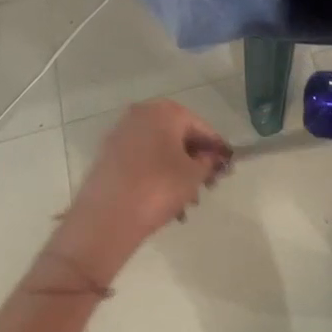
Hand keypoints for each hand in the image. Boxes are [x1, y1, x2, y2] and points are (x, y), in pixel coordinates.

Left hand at [66, 101, 231, 250]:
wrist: (105, 219)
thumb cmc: (158, 188)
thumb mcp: (194, 175)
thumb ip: (208, 162)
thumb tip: (211, 158)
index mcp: (164, 111)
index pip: (201, 127)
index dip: (216, 149)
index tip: (227, 169)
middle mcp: (140, 114)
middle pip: (178, 137)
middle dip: (195, 162)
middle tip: (207, 188)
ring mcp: (120, 134)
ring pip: (159, 151)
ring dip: (177, 173)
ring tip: (187, 204)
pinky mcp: (107, 156)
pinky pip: (141, 161)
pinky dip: (156, 176)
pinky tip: (166, 204)